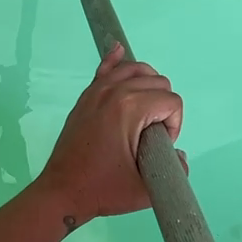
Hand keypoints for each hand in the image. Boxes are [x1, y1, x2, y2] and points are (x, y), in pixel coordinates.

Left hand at [34, 44, 183, 224]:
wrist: (63, 192)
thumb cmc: (103, 190)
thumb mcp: (147, 187)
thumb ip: (175, 169)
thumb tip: (178, 155)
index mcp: (131, 108)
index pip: (172, 101)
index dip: (174, 125)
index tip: (159, 146)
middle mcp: (114, 91)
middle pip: (158, 82)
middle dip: (164, 106)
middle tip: (152, 135)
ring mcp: (97, 91)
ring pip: (136, 69)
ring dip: (149, 84)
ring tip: (148, 111)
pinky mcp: (86, 97)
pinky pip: (104, 68)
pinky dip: (115, 59)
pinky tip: (120, 50)